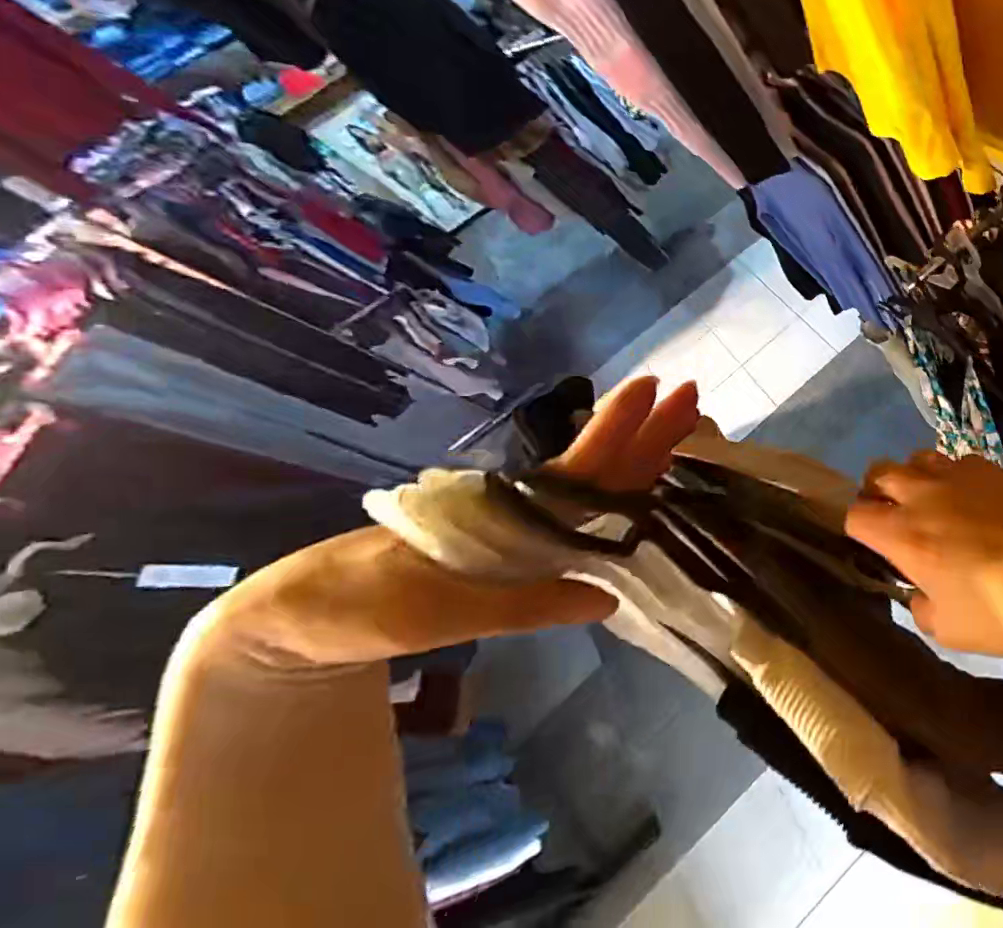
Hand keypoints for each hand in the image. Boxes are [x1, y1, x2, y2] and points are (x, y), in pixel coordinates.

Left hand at [208, 376, 699, 669]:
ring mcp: (525, 522)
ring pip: (595, 480)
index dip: (624, 429)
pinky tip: (639, 486)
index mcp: (514, 514)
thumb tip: (608, 598)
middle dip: (648, 430)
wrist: (309, 614)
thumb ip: (523, 605)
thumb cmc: (367, 604)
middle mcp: (528, 510)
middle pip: (602, 464)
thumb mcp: (439, 612)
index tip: (662, 389)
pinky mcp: (517, 542)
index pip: (585, 465)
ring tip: (680, 426)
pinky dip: (617, 488)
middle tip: (693, 395)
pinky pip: (580, 507)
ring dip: (639, 452)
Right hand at [845, 452, 1002, 669]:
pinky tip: (974, 502)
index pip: (856, 514)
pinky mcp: (995, 468)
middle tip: (895, 519)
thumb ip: (922, 605)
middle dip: (877, 493)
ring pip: (918, 457)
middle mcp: (924, 494)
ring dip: (913, 477)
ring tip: (931, 504)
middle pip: (879, 472)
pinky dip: (951, 476)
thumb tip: (922, 589)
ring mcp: (961, 474)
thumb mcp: (950, 630)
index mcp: (903, 534)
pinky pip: (957, 461)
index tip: (873, 545)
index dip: (858, 529)